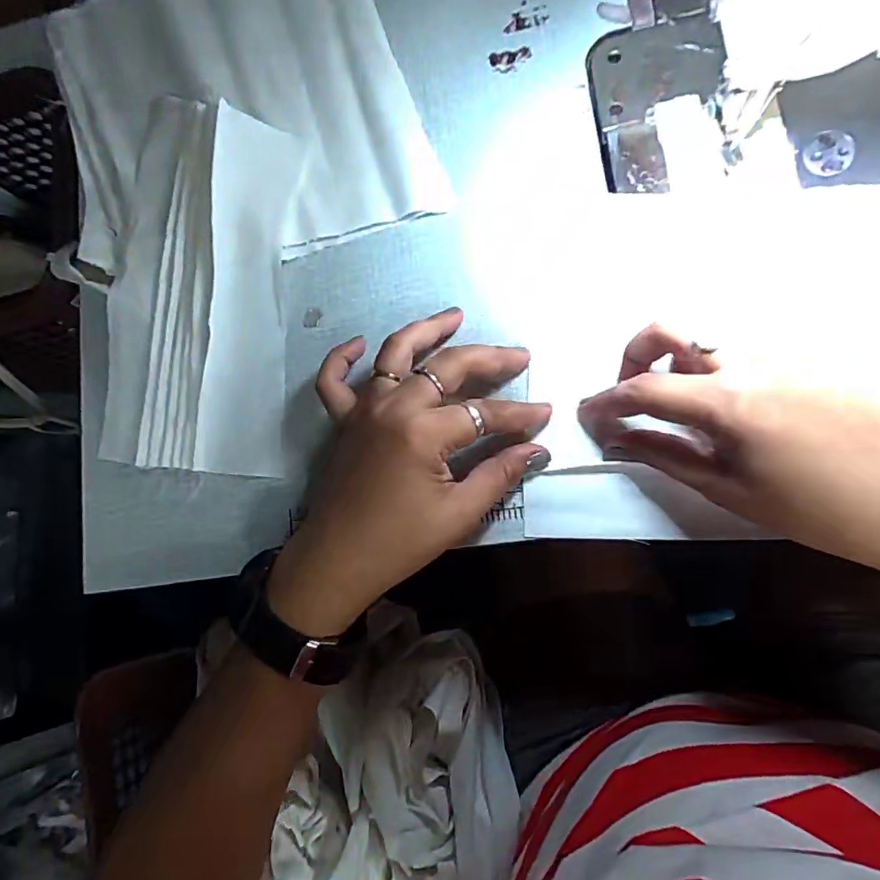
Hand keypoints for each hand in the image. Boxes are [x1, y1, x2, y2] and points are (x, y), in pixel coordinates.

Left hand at [266, 309, 551, 636]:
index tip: (545, 413)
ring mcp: (363, 410)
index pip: (484, 413)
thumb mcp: (459, 513)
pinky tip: (359, 344)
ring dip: (426, 332)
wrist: (337, 562)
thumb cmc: (401, 543)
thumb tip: (535, 449)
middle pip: (447, 367)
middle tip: (519, 355)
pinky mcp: (343, 422)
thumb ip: (499, 474)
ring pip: (394, 354)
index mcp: (423, 432)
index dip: (519, 414)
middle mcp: (393, 407)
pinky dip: (343, 358)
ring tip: (454, 316)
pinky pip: (334, 381)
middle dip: (488, 359)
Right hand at [576, 324, 879, 603]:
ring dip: (677, 363)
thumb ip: (670, 456)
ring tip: (683, 415)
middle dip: (634, 356)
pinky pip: (743, 353)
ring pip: (707, 340)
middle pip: (669, 332)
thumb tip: (622, 439)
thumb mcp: (733, 491)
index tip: (588, 413)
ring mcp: (779, 353)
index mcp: (727, 400)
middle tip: (630, 396)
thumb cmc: (818, 510)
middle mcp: (747, 361)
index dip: (607, 401)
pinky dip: (716, 372)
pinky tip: (734, 415)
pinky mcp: (803, 358)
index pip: (645, 388)